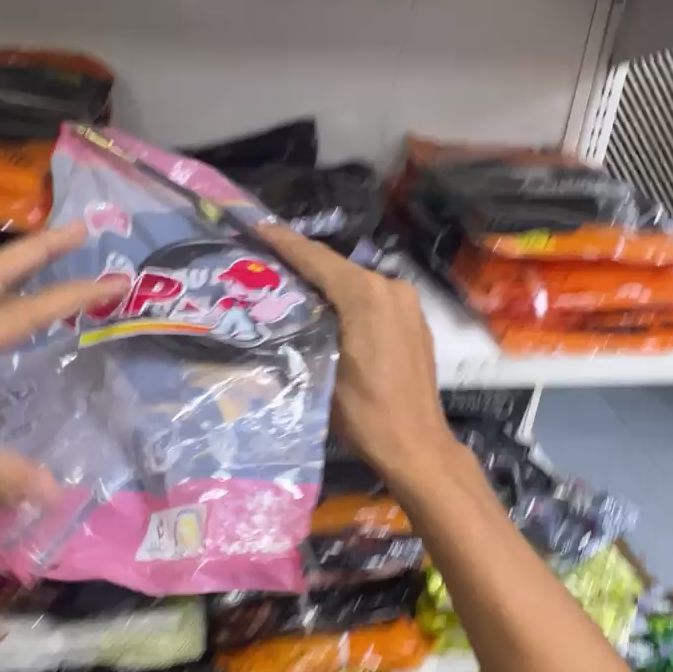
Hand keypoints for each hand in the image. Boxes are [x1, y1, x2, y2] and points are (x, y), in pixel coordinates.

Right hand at [258, 224, 461, 476]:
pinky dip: (349, 300)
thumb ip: (302, 332)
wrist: (416, 444)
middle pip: (337, 267)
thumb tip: (276, 314)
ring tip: (289, 288)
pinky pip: (375, 300)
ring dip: (325, 284)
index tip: (256, 227)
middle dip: (301, 264)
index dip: (283, 242)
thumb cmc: (364, 414)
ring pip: (356, 283)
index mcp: (366, 295)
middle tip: (264, 263)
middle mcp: (391, 288)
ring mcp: (408, 304)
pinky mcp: (415, 321)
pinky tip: (328, 312)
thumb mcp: (320, 373)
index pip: (316, 259)